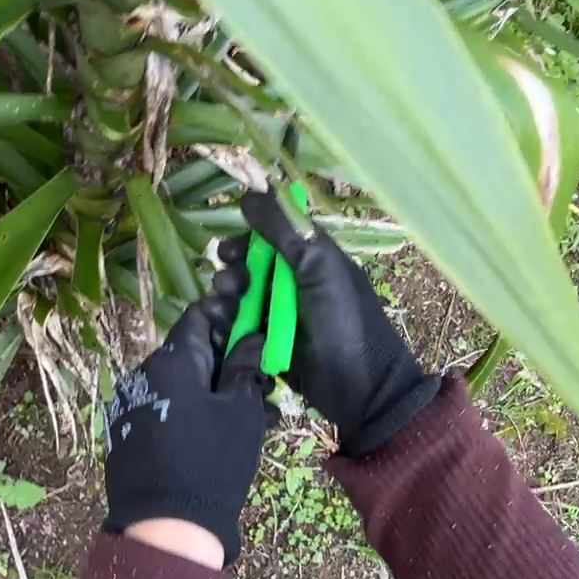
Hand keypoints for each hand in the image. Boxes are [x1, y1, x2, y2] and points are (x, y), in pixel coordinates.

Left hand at [103, 292, 269, 565]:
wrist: (167, 525)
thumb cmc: (212, 460)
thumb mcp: (239, 410)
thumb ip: (244, 366)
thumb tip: (251, 335)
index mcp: (170, 361)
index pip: (198, 317)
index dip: (228, 318)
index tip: (252, 332)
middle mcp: (143, 374)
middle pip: (189, 352)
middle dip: (224, 361)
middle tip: (259, 382)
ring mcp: (130, 402)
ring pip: (178, 382)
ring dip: (211, 389)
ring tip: (248, 413)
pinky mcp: (126, 430)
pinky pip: (164, 406)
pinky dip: (191, 410)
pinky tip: (218, 432)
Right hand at [231, 190, 437, 456]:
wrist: (359, 386)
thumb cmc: (344, 319)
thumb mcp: (317, 265)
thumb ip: (284, 228)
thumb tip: (250, 192)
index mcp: (311, 257)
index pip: (270, 234)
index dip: (246, 237)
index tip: (229, 249)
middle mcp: (293, 282)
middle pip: (248, 265)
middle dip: (232, 271)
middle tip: (228, 284)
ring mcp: (280, 315)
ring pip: (239, 297)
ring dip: (225, 298)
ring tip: (222, 308)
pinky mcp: (267, 346)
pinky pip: (238, 327)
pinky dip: (226, 325)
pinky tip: (220, 328)